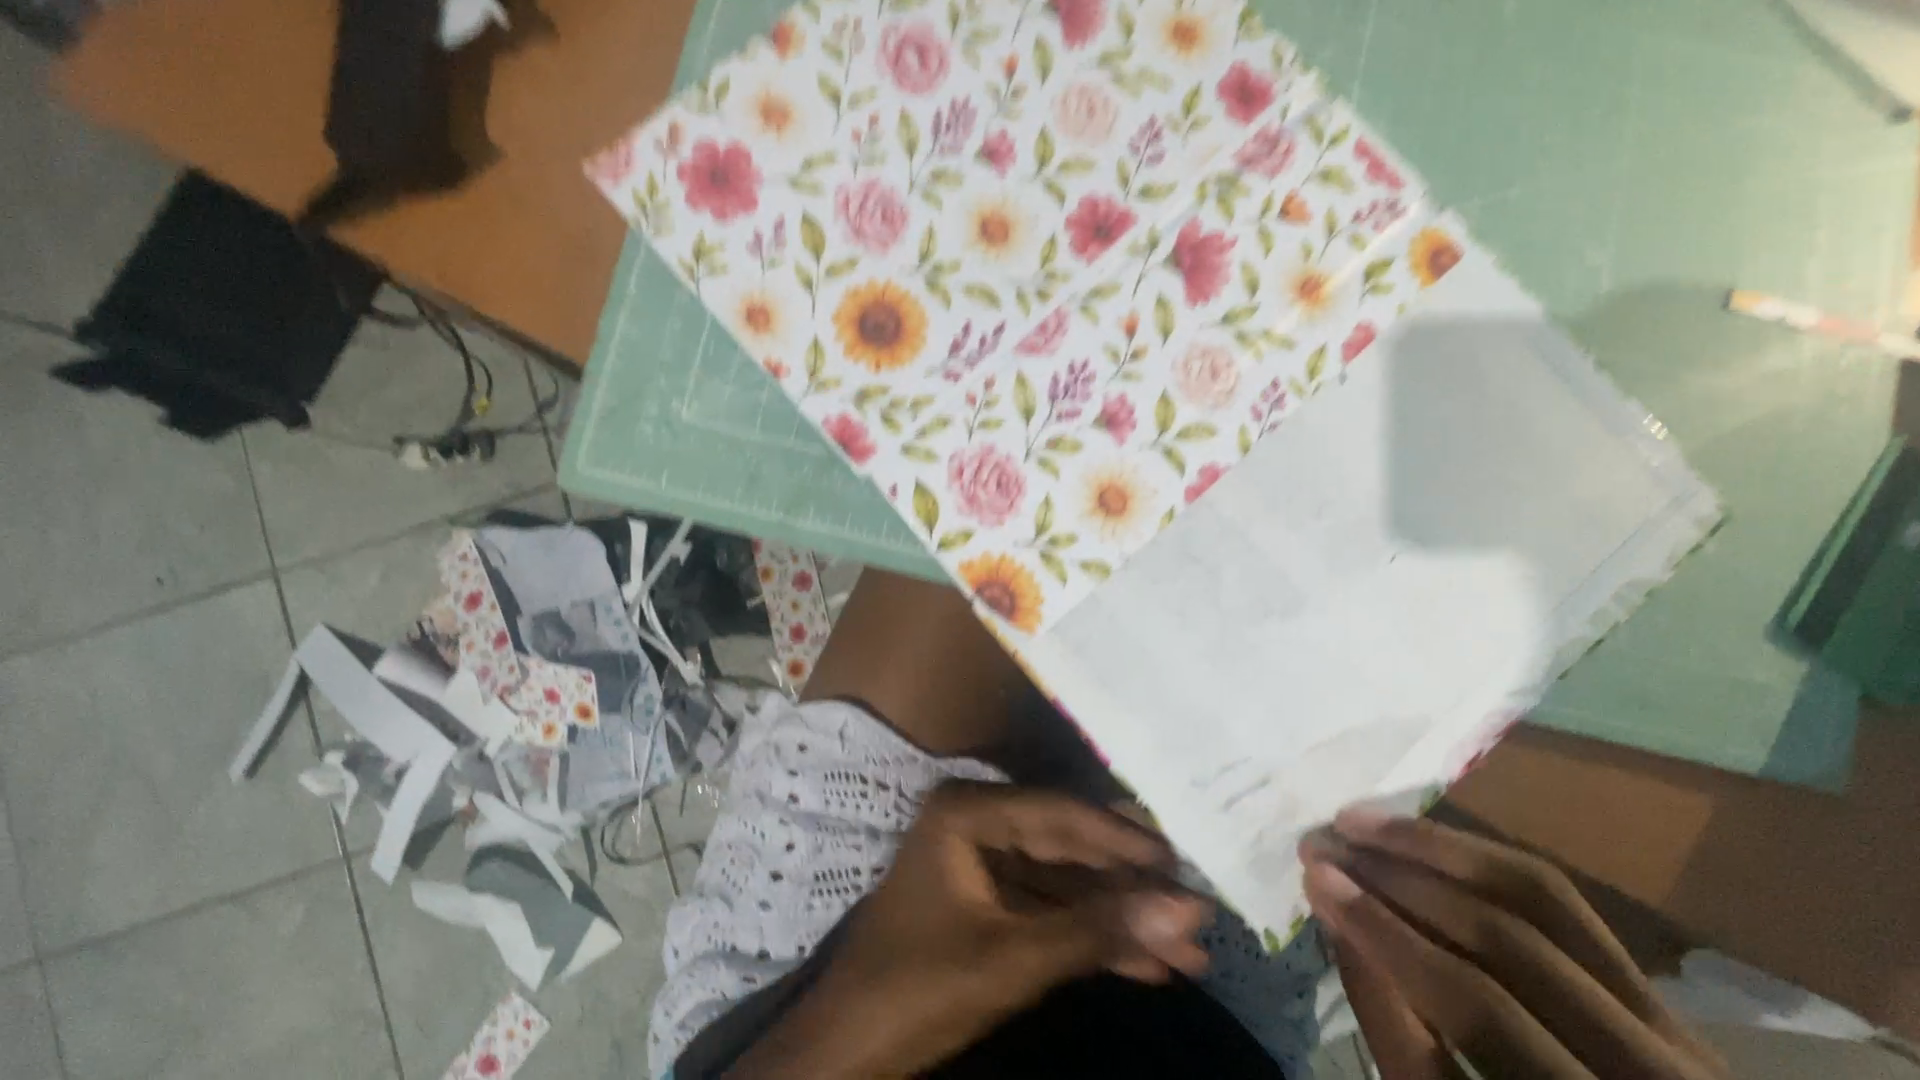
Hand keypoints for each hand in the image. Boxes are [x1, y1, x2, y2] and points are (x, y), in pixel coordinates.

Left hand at [728, 782, 1211, 1078]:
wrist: (848, 1053)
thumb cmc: (919, 990)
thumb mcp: (1014, 959)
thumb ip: (1098, 930)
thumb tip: (1188, 911)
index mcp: (967, 812)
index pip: (1063, 815)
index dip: (1127, 842)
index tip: (1187, 867)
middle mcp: (975, 823)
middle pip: (1070, 849)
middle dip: (1131, 891)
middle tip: (1198, 918)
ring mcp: (981, 865)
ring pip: (1065, 886)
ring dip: (1120, 922)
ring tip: (1189, 957)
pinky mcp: (986, 905)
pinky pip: (1048, 912)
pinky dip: (1090, 939)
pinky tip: (1145, 967)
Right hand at [1302, 808, 1730, 1079]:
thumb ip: (1397, 1035)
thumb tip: (1339, 917)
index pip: (1469, 1005)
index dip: (1382, 934)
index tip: (1314, 879)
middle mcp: (1646, 1070)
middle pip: (1502, 942)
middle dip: (1395, 881)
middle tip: (1322, 842)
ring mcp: (1670, 1028)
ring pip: (1539, 898)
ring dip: (1433, 848)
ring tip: (1359, 822)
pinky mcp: (1662, 995)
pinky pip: (1563, 904)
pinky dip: (1481, 860)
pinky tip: (1422, 840)